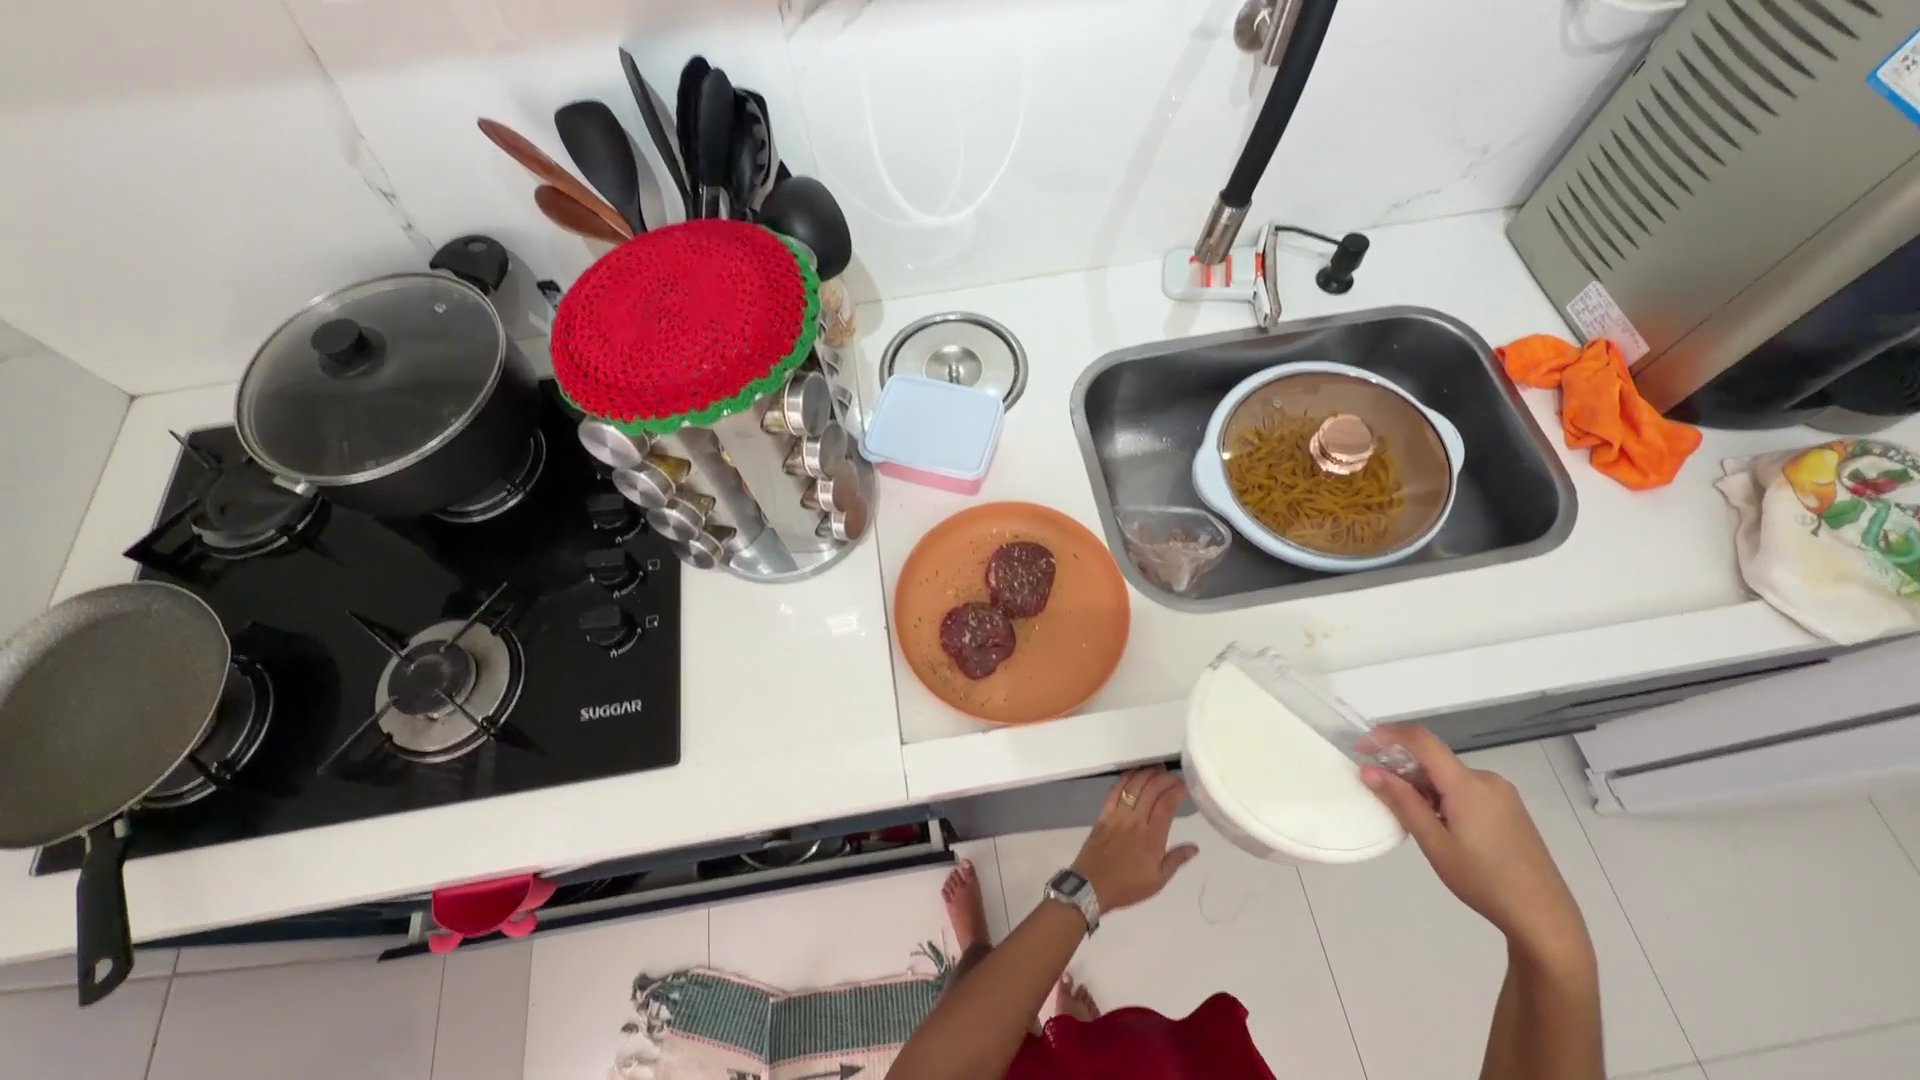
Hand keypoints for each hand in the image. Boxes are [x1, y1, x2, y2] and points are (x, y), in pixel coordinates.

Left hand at [1070, 768, 1199, 913]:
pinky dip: (1125, 780)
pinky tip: (1132, 775)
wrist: (1091, 887)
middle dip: (1164, 779)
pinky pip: (1114, 792)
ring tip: (1157, 770)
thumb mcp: (1157, 880)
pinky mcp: (1103, 816)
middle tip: (1174, 776)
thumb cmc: (1127, 886)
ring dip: (1145, 774)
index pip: (1166, 805)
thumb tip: (1194, 847)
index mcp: (1151, 837)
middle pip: (1151, 790)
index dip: (1176, 791)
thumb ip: (1176, 860)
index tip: (1184, 785)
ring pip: (1133, 787)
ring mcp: (1117, 816)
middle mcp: (1135, 821)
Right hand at [1361, 725, 1587, 955]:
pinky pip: (1467, 789)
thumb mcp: (1435, 843)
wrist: (1543, 915)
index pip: (1422, 740)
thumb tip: (1369, 771)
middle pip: (1435, 760)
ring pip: (1450, 776)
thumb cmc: (1483, 880)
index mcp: (1467, 784)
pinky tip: (1443, 827)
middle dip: (1404, 770)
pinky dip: (1444, 797)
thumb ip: (1402, 802)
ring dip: (1425, 787)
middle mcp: (1487, 779)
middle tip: (1384, 799)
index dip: (1388, 735)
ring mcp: (1502, 793)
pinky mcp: (1510, 808)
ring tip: (1417, 822)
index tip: (1362, 748)